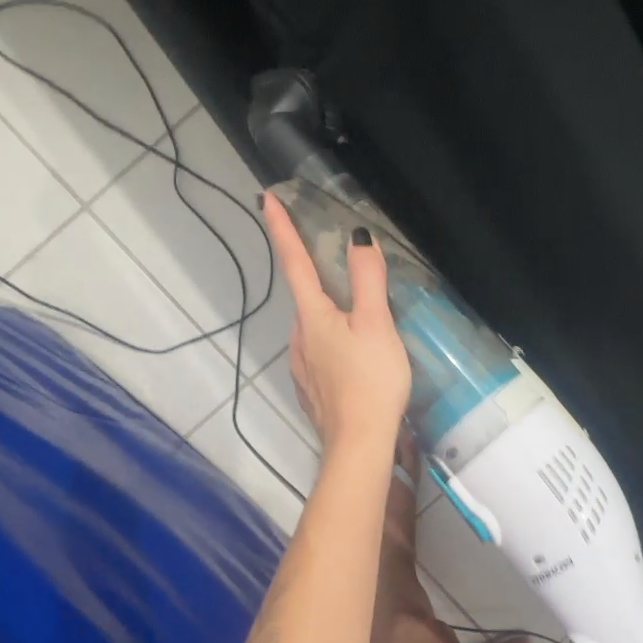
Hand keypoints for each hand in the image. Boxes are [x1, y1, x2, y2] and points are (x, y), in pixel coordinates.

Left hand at [262, 194, 411, 454]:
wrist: (359, 443)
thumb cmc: (371, 381)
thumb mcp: (376, 325)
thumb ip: (367, 279)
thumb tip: (356, 237)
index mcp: (313, 315)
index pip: (294, 262)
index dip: (282, 229)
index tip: (265, 199)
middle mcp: (299, 338)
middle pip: (307, 299)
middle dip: (318, 282)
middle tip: (343, 274)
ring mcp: (301, 367)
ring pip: (313, 330)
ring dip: (329, 319)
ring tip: (360, 325)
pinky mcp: (312, 391)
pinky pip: (320, 357)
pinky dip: (333, 348)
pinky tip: (353, 362)